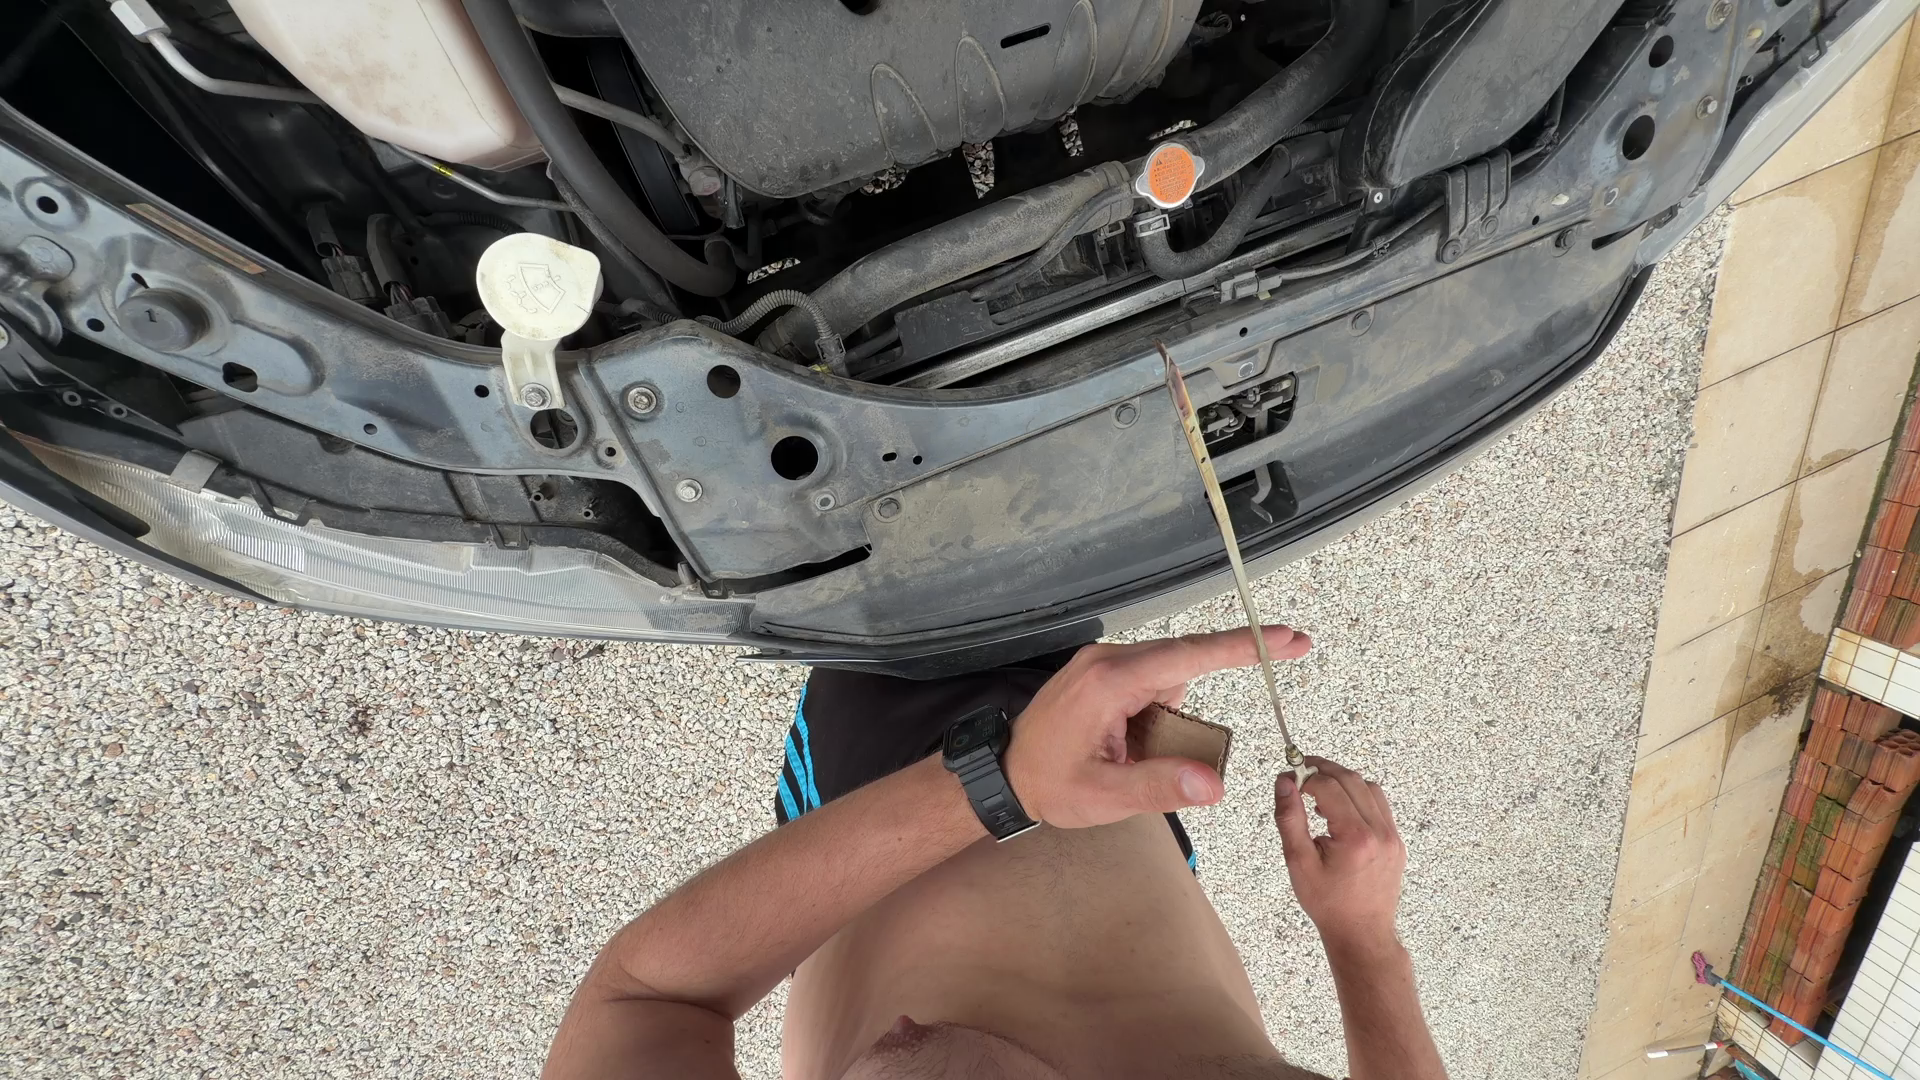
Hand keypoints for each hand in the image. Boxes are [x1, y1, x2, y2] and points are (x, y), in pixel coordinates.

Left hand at [1001, 626, 1310, 829]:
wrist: (1004, 770)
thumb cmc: (1048, 782)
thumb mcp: (1104, 795)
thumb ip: (1159, 786)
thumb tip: (1215, 784)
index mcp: (1108, 681)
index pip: (1186, 656)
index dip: (1240, 646)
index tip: (1286, 637)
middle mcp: (1106, 660)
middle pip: (1182, 658)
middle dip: (1230, 660)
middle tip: (1290, 654)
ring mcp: (1100, 662)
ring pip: (1166, 673)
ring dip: (1174, 710)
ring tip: (1132, 754)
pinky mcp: (1099, 671)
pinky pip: (1147, 680)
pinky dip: (1158, 707)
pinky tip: (1130, 742)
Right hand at [1273, 756, 1405, 954]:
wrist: (1362, 933)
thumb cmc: (1327, 901)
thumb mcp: (1297, 860)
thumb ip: (1289, 817)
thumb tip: (1284, 782)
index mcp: (1356, 837)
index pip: (1328, 786)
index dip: (1303, 775)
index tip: (1286, 779)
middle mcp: (1380, 832)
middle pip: (1350, 779)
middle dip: (1322, 770)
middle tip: (1298, 774)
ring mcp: (1392, 836)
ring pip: (1367, 786)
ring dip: (1340, 780)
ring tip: (1317, 791)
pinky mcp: (1395, 841)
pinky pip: (1377, 803)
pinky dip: (1356, 794)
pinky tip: (1337, 807)